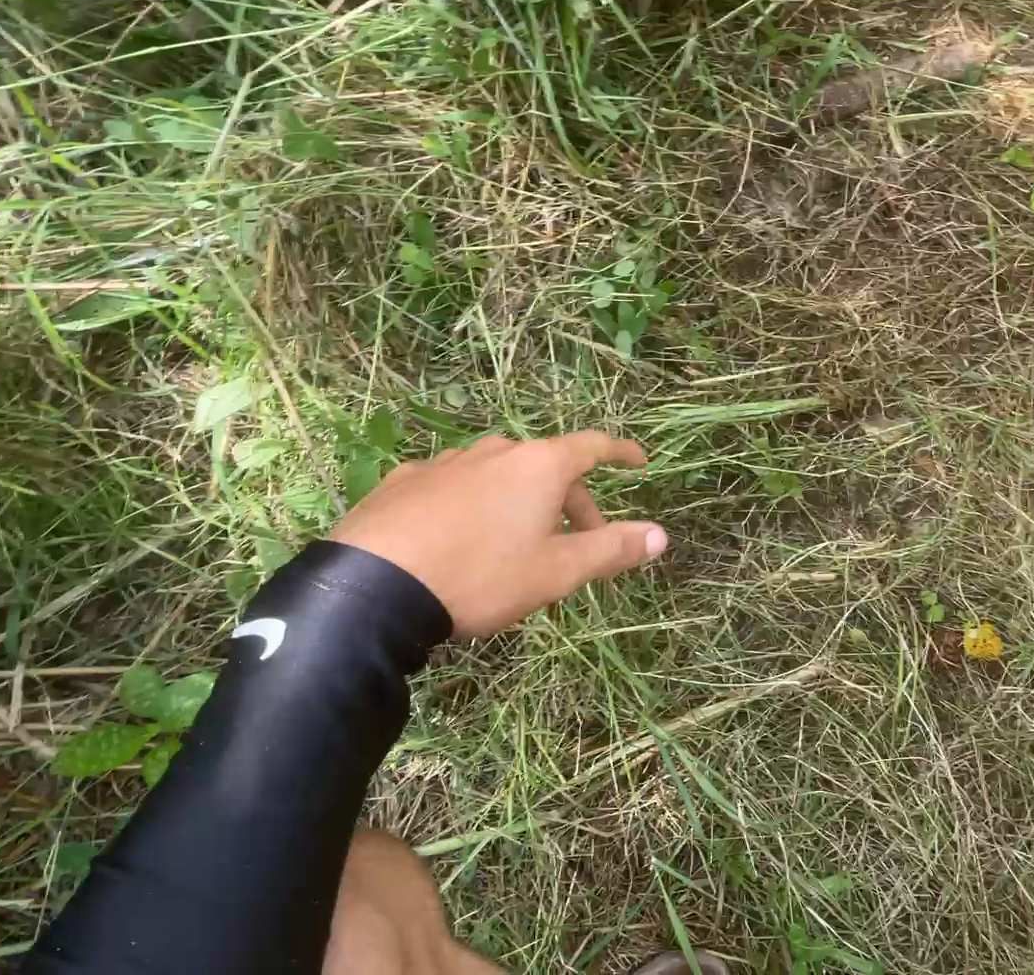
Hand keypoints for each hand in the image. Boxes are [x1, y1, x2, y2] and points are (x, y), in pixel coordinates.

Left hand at [327, 432, 665, 638]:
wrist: (370, 588)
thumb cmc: (481, 574)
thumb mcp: (557, 571)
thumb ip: (612, 550)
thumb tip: (662, 535)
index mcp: (539, 466)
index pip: (593, 446)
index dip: (621, 452)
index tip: (638, 461)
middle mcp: (495, 452)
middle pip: (549, 468)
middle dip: (573, 502)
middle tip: (581, 543)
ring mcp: (446, 462)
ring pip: (501, 476)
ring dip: (523, 503)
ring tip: (520, 544)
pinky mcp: (404, 480)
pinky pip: (456, 486)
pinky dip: (476, 504)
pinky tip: (462, 537)